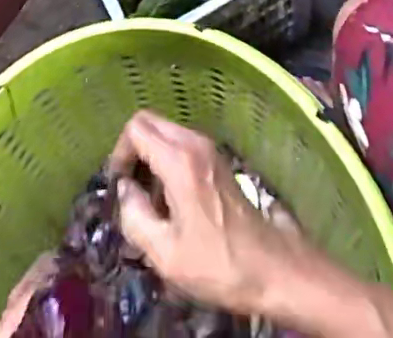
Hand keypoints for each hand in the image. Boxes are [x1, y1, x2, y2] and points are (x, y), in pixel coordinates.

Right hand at [107, 110, 312, 317]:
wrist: (273, 270)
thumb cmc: (218, 264)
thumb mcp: (165, 253)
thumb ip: (134, 216)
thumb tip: (125, 189)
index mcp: (179, 160)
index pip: (135, 129)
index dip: (119, 153)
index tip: (120, 185)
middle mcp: (194, 143)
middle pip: (149, 122)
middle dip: (133, 149)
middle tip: (130, 188)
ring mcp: (208, 148)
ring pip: (164, 131)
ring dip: (150, 156)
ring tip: (150, 200)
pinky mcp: (216, 159)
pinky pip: (180, 144)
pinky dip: (166, 160)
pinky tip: (170, 199)